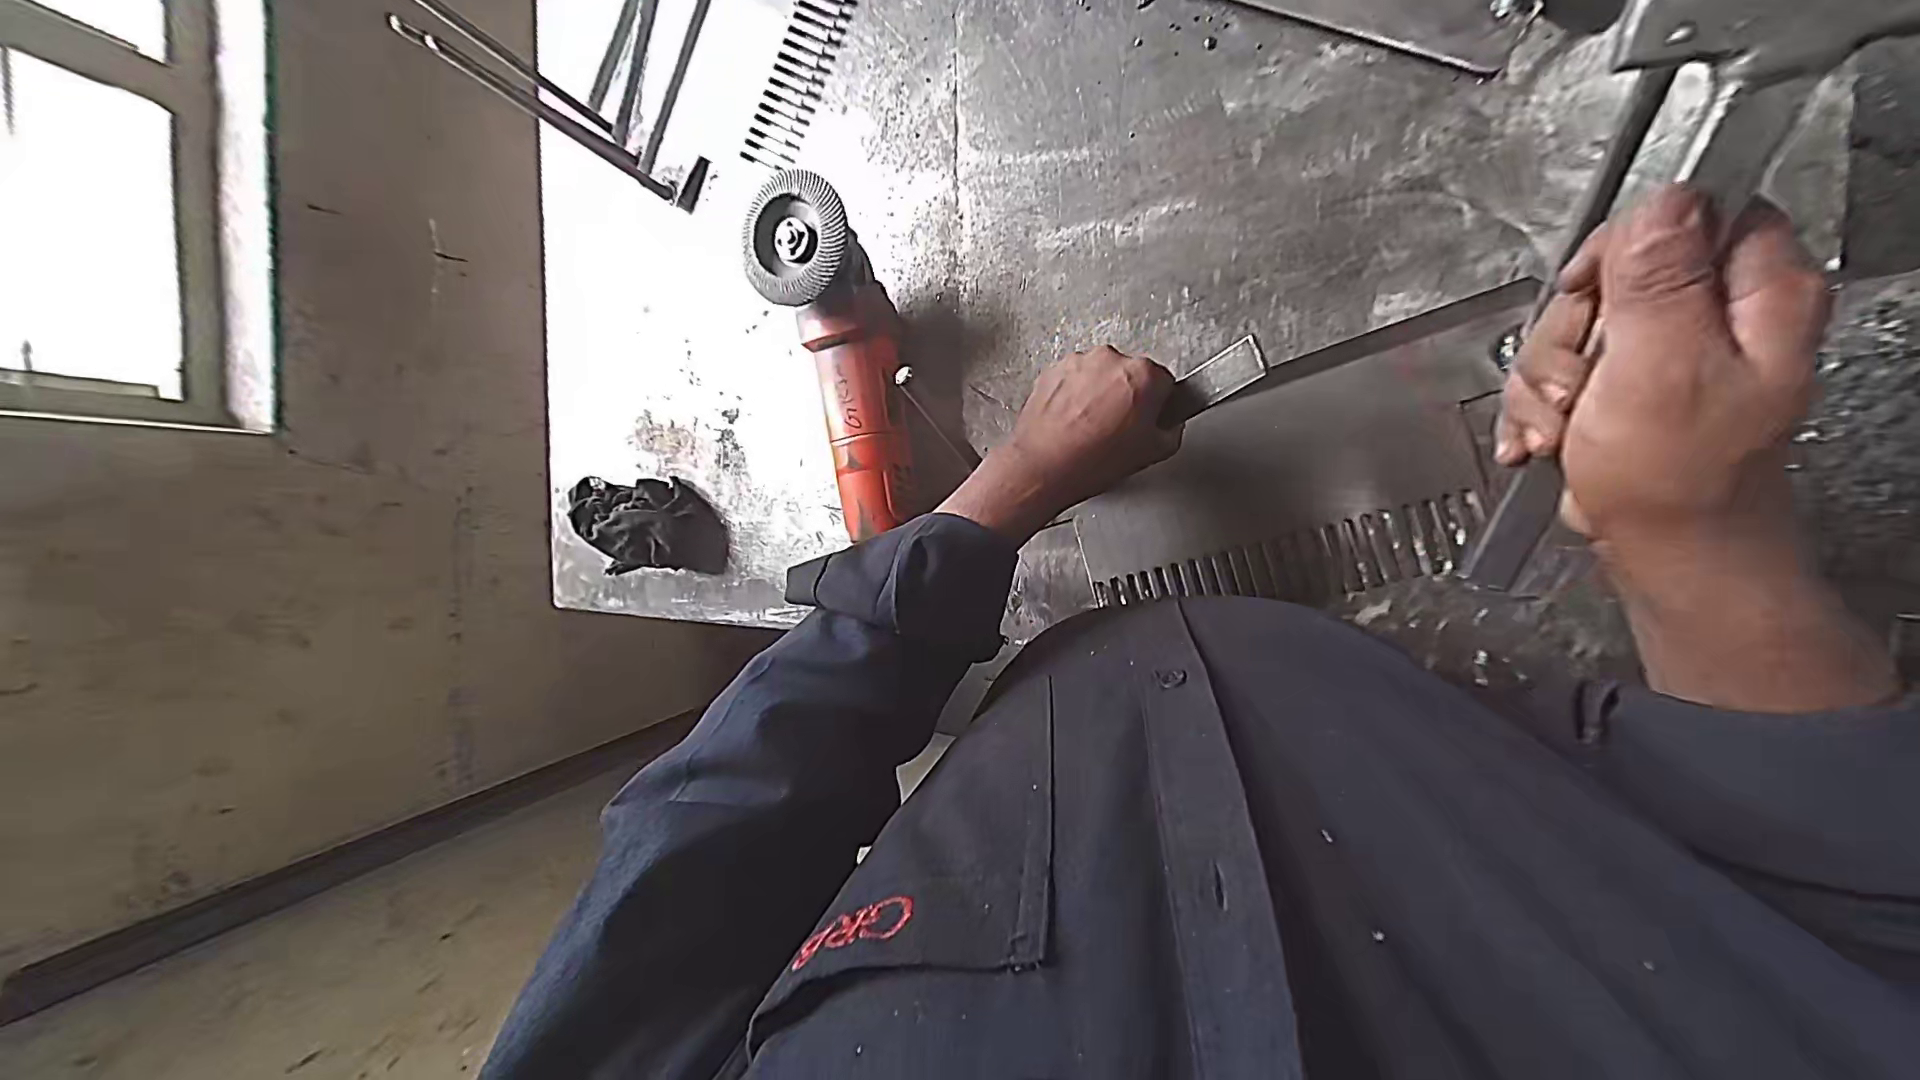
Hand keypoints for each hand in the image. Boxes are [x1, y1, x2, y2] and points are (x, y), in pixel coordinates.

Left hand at [938, 346, 1181, 542]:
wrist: (1042, 467)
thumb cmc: (1090, 461)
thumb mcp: (1152, 454)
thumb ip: (1171, 430)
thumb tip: (1169, 425)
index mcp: (1144, 375)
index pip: (1163, 382)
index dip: (1156, 406)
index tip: (1147, 420)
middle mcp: (1111, 360)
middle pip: (1130, 375)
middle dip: (1126, 398)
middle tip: (1116, 430)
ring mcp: (1079, 363)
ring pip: (1098, 376)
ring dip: (1097, 396)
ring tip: (1089, 430)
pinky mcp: (1053, 372)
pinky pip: (1072, 381)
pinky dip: (1073, 397)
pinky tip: (1071, 424)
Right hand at [1497, 185, 1898, 710]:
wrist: (1660, 539)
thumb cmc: (1674, 469)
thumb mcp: (1662, 367)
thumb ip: (1658, 285)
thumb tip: (1659, 205)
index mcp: (1749, 297)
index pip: (1687, 219)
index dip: (1622, 248)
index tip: (1585, 295)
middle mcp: (1704, 320)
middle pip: (1605, 287)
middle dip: (1563, 340)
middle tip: (1575, 384)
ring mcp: (1652, 358)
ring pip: (1565, 337)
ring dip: (1541, 386)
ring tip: (1562, 425)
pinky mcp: (1611, 390)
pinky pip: (1549, 378)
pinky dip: (1534, 411)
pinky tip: (1545, 438)